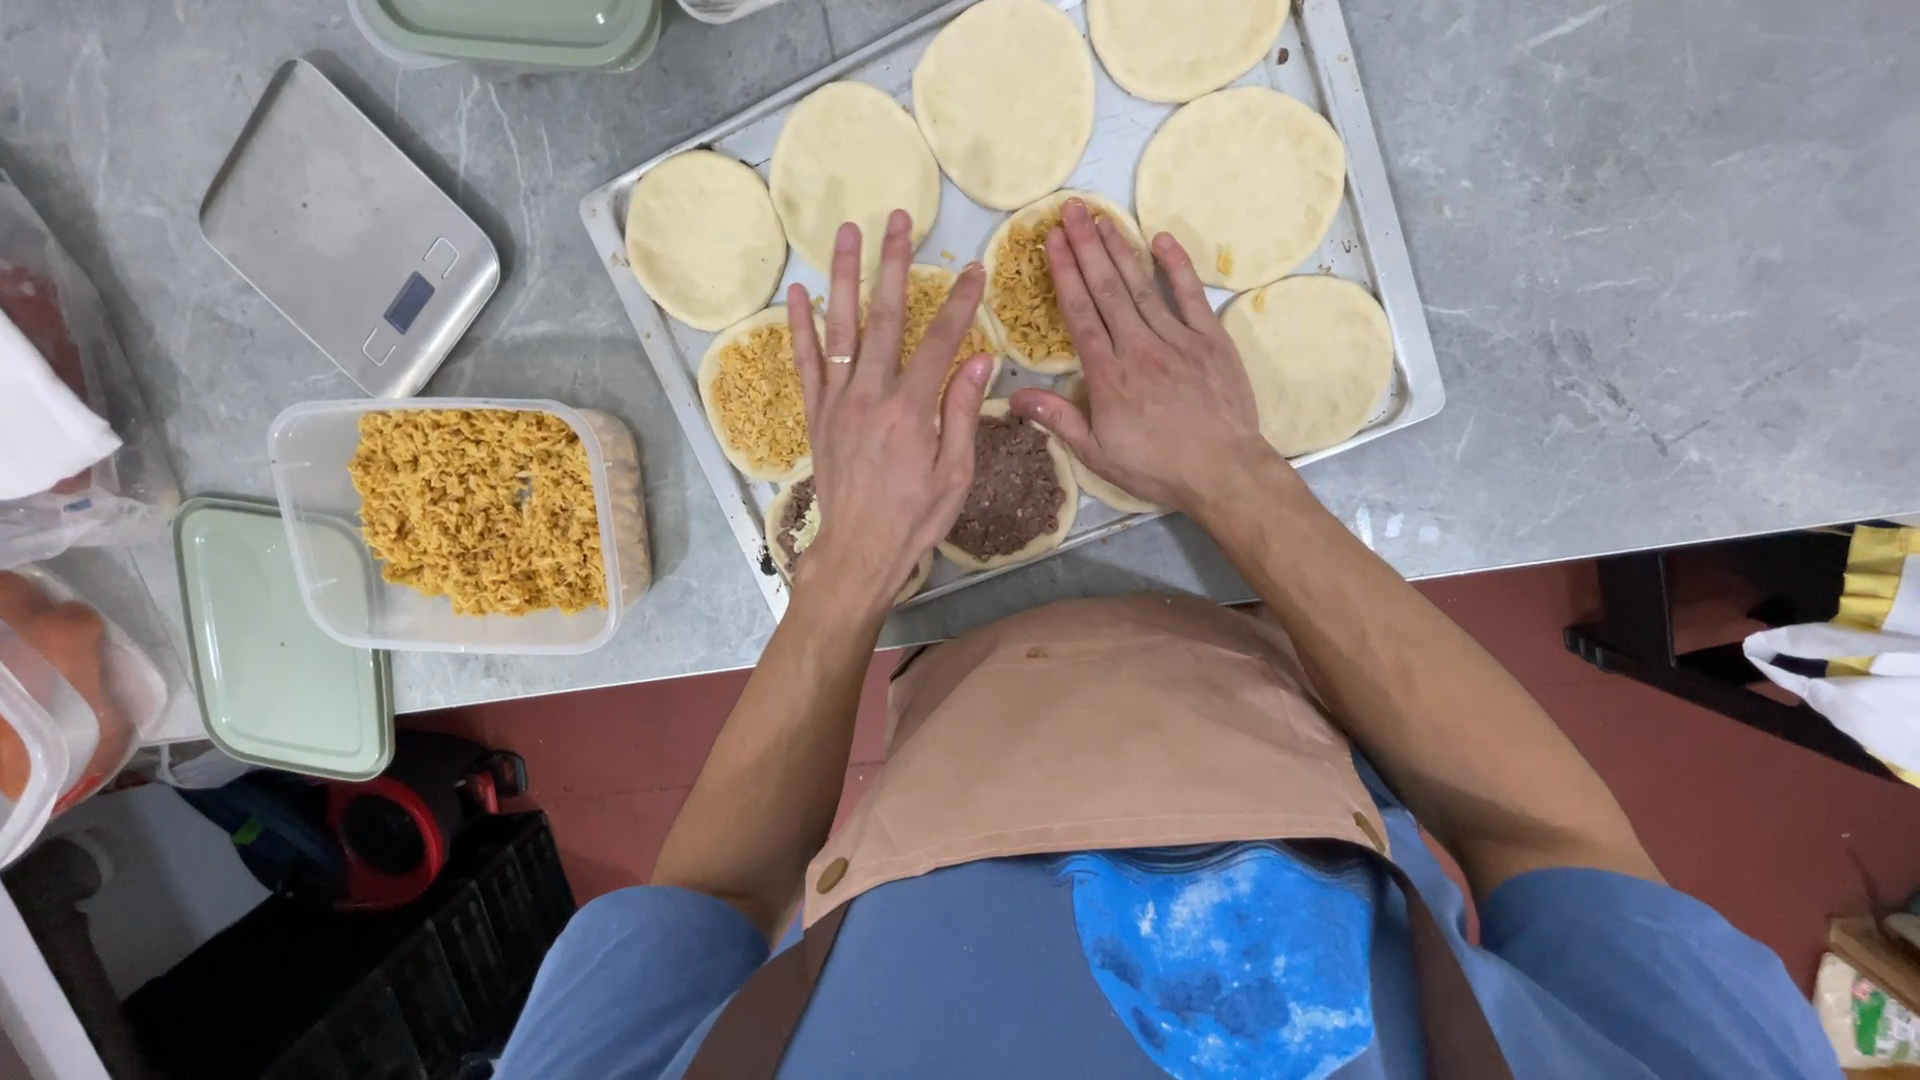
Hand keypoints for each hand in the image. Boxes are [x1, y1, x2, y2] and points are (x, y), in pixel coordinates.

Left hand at [787, 210, 993, 613]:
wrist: (858, 550)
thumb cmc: (914, 518)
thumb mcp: (955, 473)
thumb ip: (962, 414)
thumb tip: (978, 361)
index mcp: (910, 410)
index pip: (941, 341)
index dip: (960, 303)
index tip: (975, 271)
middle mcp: (870, 396)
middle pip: (884, 318)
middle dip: (894, 264)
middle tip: (898, 220)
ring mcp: (837, 403)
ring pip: (839, 328)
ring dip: (844, 277)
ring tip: (846, 234)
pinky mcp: (816, 417)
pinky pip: (806, 363)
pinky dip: (800, 327)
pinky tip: (799, 294)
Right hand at [1008, 198, 1288, 519]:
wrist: (1222, 470)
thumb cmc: (1156, 467)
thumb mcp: (1097, 454)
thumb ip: (1058, 420)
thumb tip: (1016, 397)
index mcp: (1109, 374)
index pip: (1080, 313)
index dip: (1064, 274)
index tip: (1051, 242)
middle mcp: (1139, 346)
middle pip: (1106, 288)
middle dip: (1086, 246)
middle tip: (1071, 210)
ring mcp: (1177, 339)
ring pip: (1141, 285)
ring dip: (1119, 249)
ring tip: (1101, 217)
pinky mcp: (1210, 339)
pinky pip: (1189, 295)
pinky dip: (1176, 266)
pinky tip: (1160, 239)